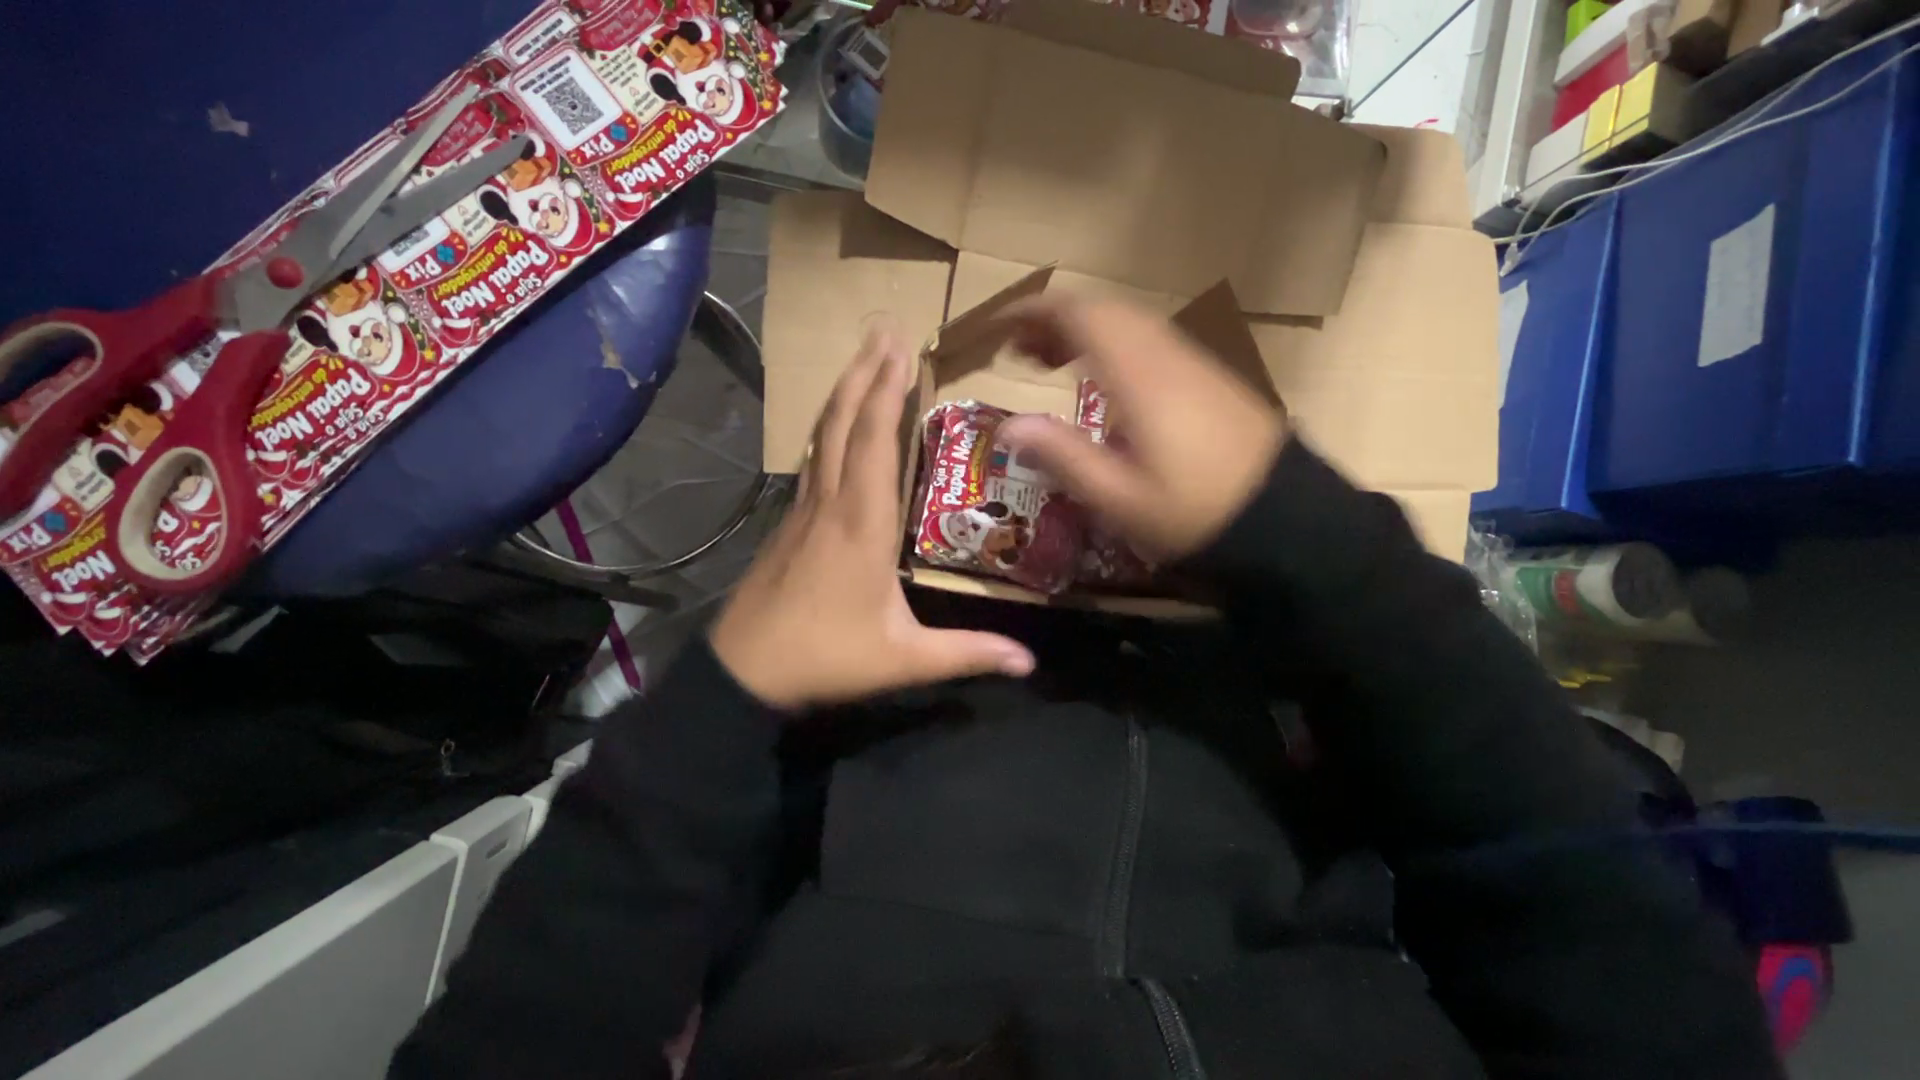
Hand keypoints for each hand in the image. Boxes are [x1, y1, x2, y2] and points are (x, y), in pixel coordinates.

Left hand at [709, 324, 1036, 710]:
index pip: (874, 440)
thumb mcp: (903, 660)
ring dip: (843, 394)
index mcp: (862, 524)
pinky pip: (812, 460)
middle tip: (882, 329)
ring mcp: (803, 511)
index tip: (901, 348)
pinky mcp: (788, 524)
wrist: (743, 672)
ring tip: (862, 359)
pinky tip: (835, 427)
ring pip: (821, 437)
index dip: (887, 391)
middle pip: (843, 423)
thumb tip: (1029, 663)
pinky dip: (829, 428)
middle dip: (864, 373)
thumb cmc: (825, 658)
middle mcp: (830, 504)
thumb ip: (967, 653)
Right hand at [993, 295, 1287, 561]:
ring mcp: (1193, 362)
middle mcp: (1166, 355)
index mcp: (1139, 375)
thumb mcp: (1120, 498)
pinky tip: (1105, 384)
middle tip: (1019, 353)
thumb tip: (1009, 426)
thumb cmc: (1195, 512)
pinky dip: (1113, 345)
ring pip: (1129, 322)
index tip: (998, 327)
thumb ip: (1063, 456)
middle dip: (1054, 320)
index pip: (1080, 315)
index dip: (1033, 311)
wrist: (1286, 517)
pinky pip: (1150, 341)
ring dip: (1084, 331)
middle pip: (1103, 310)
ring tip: (1051, 364)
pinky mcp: (1210, 378)